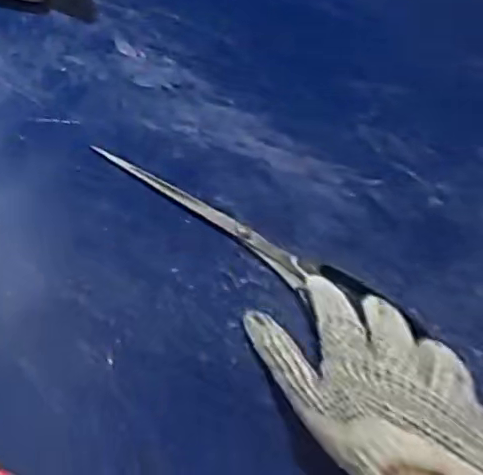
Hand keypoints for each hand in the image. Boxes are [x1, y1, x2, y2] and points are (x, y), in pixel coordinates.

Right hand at [244, 275, 482, 474]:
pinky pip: (460, 378)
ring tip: (410, 332)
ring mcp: (435, 387)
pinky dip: (448, 364)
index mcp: (350, 358)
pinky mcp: (466, 409)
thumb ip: (281, 357)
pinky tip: (445, 364)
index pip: (336, 317)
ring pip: (430, 350)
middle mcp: (393, 364)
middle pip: (387, 328)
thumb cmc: (354, 434)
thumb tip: (254, 316)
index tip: (316, 280)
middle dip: (376, 310)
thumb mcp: (306, 398)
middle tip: (367, 300)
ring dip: (416, 336)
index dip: (326, 296)